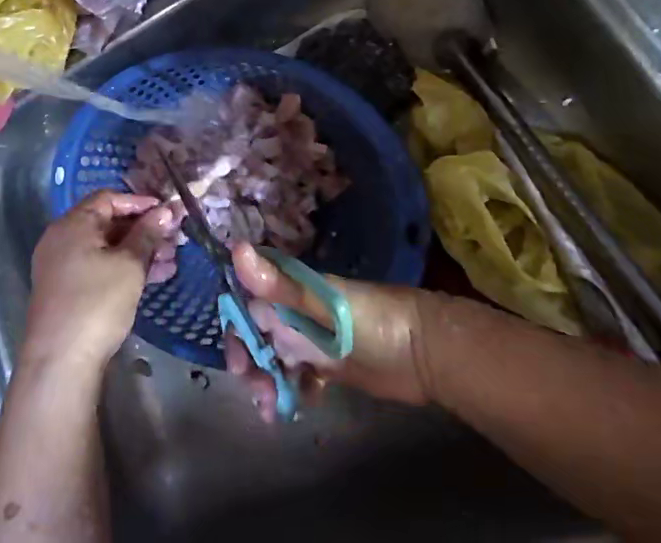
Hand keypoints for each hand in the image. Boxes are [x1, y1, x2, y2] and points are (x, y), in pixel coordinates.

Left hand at [24, 191, 178, 370]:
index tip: (168, 212)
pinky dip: (123, 267)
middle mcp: (62, 239)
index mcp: (73, 224)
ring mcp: (61, 266)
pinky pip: (99, 266)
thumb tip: (165, 210)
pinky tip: (153, 278)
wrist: (60, 362)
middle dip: (143, 229)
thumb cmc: (97, 302)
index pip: (109, 198)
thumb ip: (148, 233)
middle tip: (174, 238)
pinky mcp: (66, 290)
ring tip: (170, 260)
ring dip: (138, 250)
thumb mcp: (130, 264)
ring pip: (106, 247)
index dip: (140, 202)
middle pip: (108, 222)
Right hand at [223, 242, 434, 420]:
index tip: (239, 364)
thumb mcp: (323, 305)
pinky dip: (293, 391)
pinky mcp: (331, 365)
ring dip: (269, 383)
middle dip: (253, 365)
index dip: (238, 332)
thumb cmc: (372, 322)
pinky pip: (300, 377)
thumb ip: (281, 286)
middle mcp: (300, 313)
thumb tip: (236, 249)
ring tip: (273, 411)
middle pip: (261, 337)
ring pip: (277, 359)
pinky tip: (300, 406)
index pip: (251, 306)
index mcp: (295, 293)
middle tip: (258, 394)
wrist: (425, 352)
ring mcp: (315, 340)